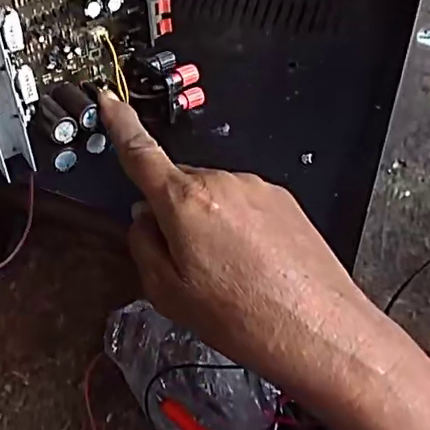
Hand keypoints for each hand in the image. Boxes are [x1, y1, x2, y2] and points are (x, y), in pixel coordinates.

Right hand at [99, 95, 421, 410]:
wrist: (319, 329)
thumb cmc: (248, 317)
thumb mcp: (169, 294)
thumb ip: (143, 246)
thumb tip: (142, 221)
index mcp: (186, 202)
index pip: (140, 152)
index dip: (119, 122)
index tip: (110, 100)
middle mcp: (222, 182)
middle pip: (179, 183)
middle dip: (174, 212)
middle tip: (187, 260)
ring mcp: (256, 187)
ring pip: (213, 194)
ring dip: (210, 222)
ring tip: (229, 272)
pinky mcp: (281, 198)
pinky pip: (243, 202)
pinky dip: (239, 226)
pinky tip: (252, 264)